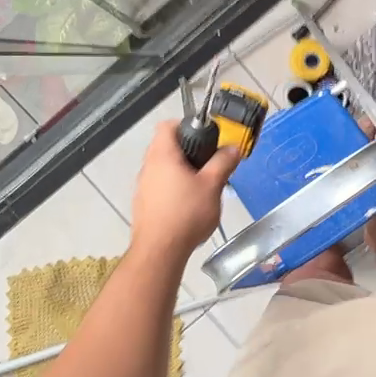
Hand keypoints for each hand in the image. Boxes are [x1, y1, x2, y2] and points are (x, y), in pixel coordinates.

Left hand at [130, 121, 238, 254]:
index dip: (186, 125)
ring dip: (182, 171)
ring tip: (202, 186)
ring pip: (163, 168)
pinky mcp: (143, 204)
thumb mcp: (212, 185)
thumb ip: (223, 163)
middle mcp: (148, 167)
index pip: (168, 125)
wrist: (160, 250)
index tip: (205, 137)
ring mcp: (142, 186)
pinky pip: (160, 186)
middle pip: (166, 147)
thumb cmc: (186, 213)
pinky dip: (174, 188)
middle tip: (210, 163)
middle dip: (189, 151)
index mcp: (162, 155)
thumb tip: (233, 148)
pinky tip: (188, 205)